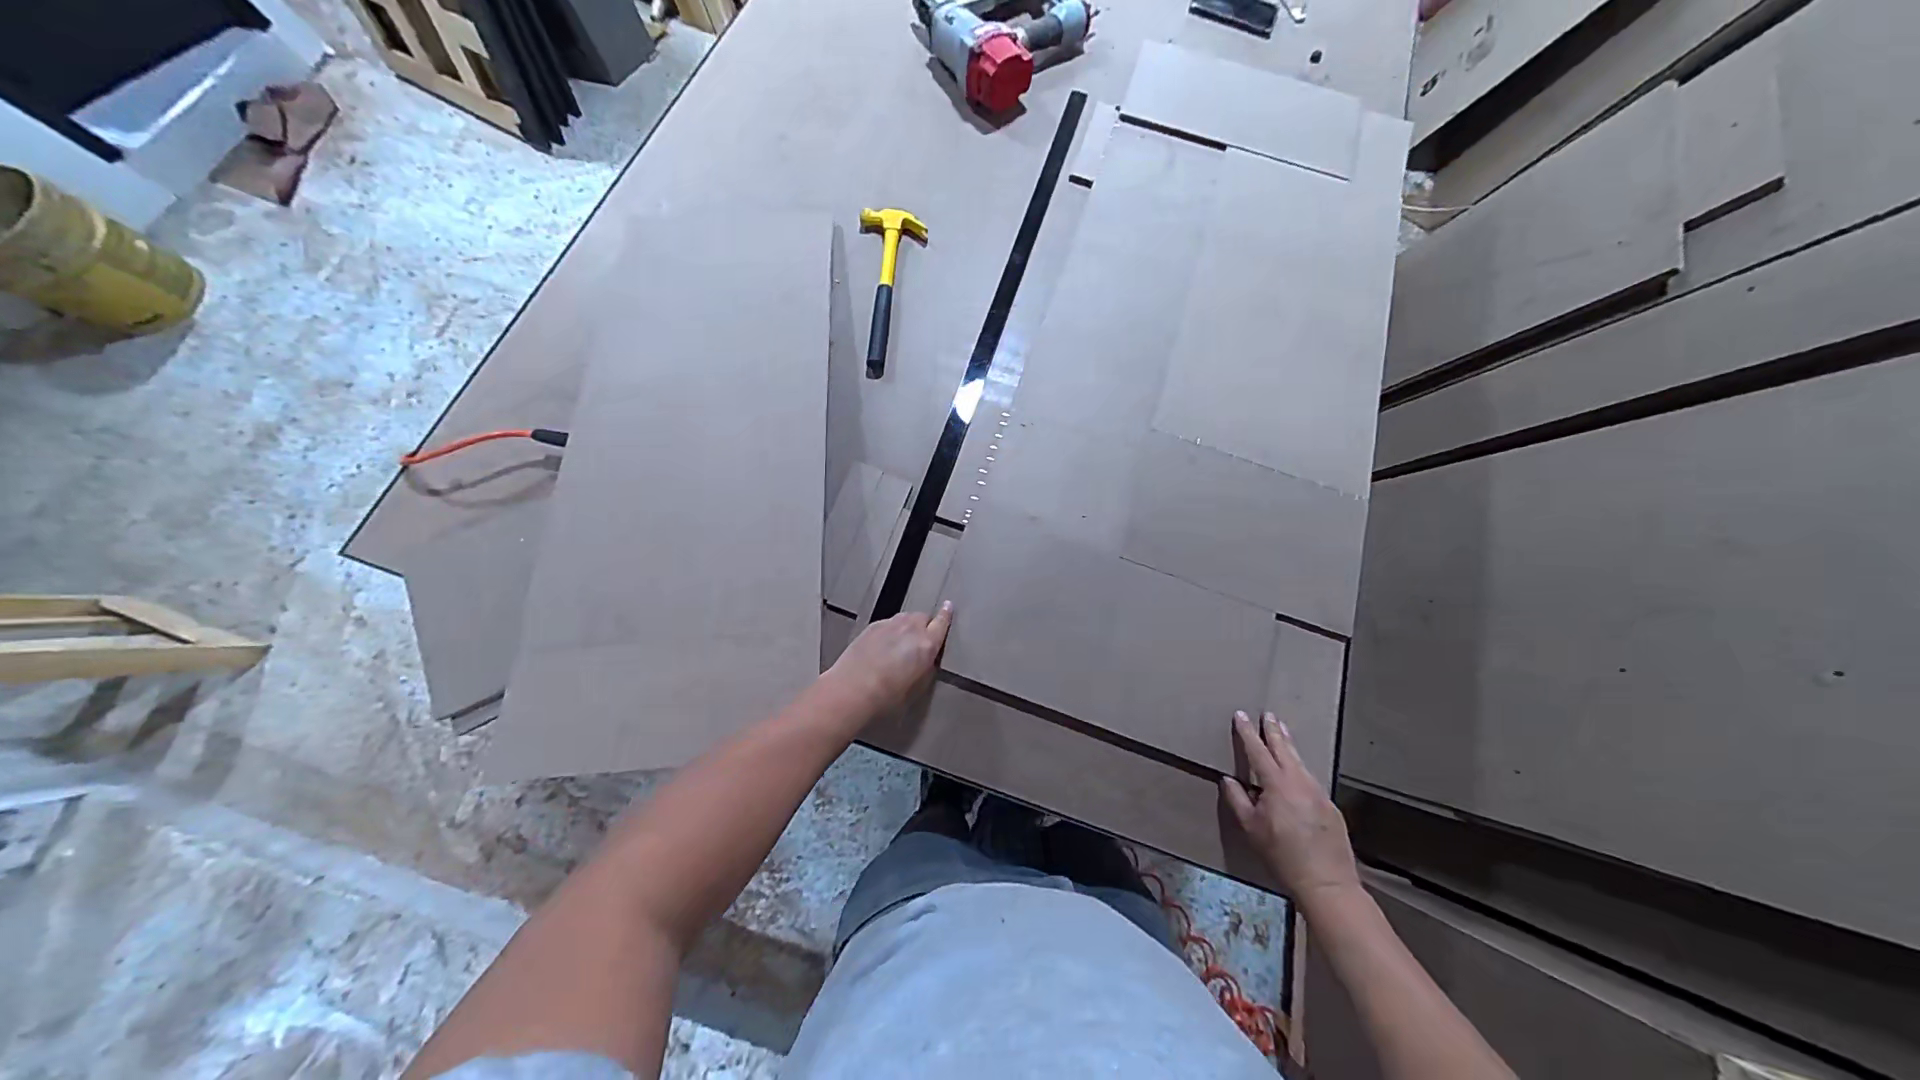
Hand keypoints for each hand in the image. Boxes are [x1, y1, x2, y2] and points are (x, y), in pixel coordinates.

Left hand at [822, 602, 952, 716]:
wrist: (852, 690)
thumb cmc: (884, 696)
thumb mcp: (918, 687)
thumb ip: (927, 667)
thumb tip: (927, 661)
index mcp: (926, 645)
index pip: (942, 623)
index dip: (946, 615)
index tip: (948, 608)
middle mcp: (910, 629)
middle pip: (922, 618)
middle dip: (924, 627)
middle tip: (919, 643)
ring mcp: (889, 625)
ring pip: (905, 618)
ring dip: (907, 627)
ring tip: (900, 646)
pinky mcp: (872, 627)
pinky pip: (888, 623)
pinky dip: (890, 631)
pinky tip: (883, 647)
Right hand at [1222, 711, 1360, 907]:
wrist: (1326, 881)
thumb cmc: (1281, 855)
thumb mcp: (1251, 828)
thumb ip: (1238, 800)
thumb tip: (1228, 779)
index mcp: (1277, 784)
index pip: (1258, 750)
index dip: (1247, 732)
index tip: (1241, 715)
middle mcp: (1299, 781)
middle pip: (1284, 748)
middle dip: (1274, 730)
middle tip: (1268, 714)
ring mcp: (1318, 792)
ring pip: (1300, 761)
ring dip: (1289, 745)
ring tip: (1283, 732)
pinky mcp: (1330, 805)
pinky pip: (1310, 778)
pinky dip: (1300, 768)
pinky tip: (1297, 770)